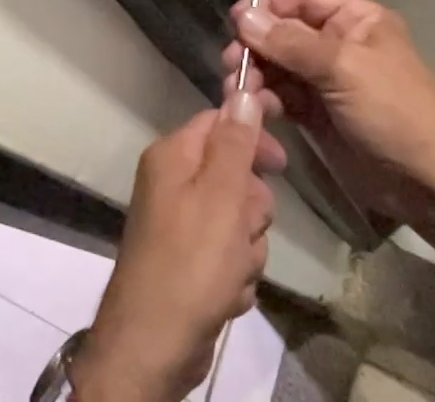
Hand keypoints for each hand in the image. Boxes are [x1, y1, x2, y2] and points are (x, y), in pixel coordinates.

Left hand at [70, 95, 277, 401]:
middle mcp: (172, 183)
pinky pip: (228, 254)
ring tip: (232, 270)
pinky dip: (234, 273)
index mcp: (173, 157)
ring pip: (238, 219)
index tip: (281, 163)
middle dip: (251, 208)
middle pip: (235, 175)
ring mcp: (179, 225)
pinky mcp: (189, 262)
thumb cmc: (191, 263)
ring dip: (246, 247)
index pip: (220, 122)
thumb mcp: (222, 195)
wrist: (153, 346)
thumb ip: (236, 142)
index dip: (253, 139)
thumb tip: (243, 89)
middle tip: (245, 230)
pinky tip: (225, 293)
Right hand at [228, 0, 434, 200]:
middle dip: (256, 44)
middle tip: (233, 64)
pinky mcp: (317, 114)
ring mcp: (327, 80)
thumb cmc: (395, 112)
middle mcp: (338, 44)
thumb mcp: (344, 68)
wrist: (429, 181)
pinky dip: (265, 100)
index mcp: (356, 20)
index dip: (267, 4)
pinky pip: (282, 96)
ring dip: (255, 74)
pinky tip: (255, 110)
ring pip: (278, 65)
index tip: (234, 22)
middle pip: (283, 31)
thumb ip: (291, 43)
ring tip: (238, 91)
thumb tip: (243, 17)